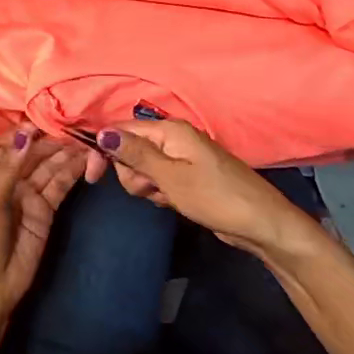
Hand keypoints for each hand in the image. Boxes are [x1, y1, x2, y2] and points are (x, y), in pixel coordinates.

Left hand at [0, 128, 85, 321]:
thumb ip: (9, 167)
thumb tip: (26, 133)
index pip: (7, 146)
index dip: (25, 132)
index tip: (47, 118)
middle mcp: (9, 181)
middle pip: (32, 155)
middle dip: (51, 142)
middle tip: (76, 128)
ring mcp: (28, 196)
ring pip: (48, 169)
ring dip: (65, 155)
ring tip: (86, 140)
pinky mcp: (45, 211)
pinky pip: (58, 187)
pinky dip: (71, 173)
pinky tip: (85, 159)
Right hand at [93, 118, 328, 261]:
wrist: (260, 224)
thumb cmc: (215, 197)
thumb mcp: (169, 176)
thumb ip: (134, 154)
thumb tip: (101, 132)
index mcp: (169, 130)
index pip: (120, 130)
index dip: (103, 150)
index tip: (92, 177)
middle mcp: (173, 138)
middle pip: (129, 150)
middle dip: (132, 174)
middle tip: (151, 189)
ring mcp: (180, 157)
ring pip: (141, 169)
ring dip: (146, 186)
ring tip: (166, 197)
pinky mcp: (186, 176)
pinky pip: (157, 179)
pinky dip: (159, 192)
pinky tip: (173, 202)